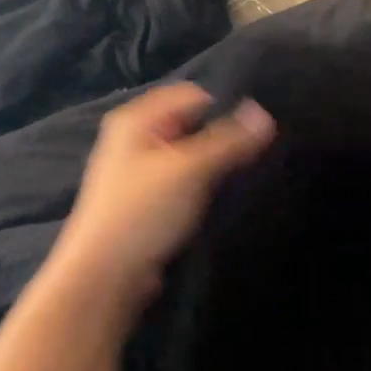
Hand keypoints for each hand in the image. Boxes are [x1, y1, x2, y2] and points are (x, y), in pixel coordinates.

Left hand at [46, 83, 274, 308]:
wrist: (106, 276)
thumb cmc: (142, 213)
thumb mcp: (190, 170)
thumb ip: (229, 141)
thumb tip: (265, 113)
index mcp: (136, 120)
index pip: (193, 95)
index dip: (226, 106)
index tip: (259, 130)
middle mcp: (136, 140)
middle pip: (193, 125)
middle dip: (226, 139)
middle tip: (262, 153)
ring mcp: (143, 173)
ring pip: (193, 157)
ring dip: (219, 167)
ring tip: (251, 176)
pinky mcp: (151, 203)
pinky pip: (188, 184)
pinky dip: (207, 188)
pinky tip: (228, 199)